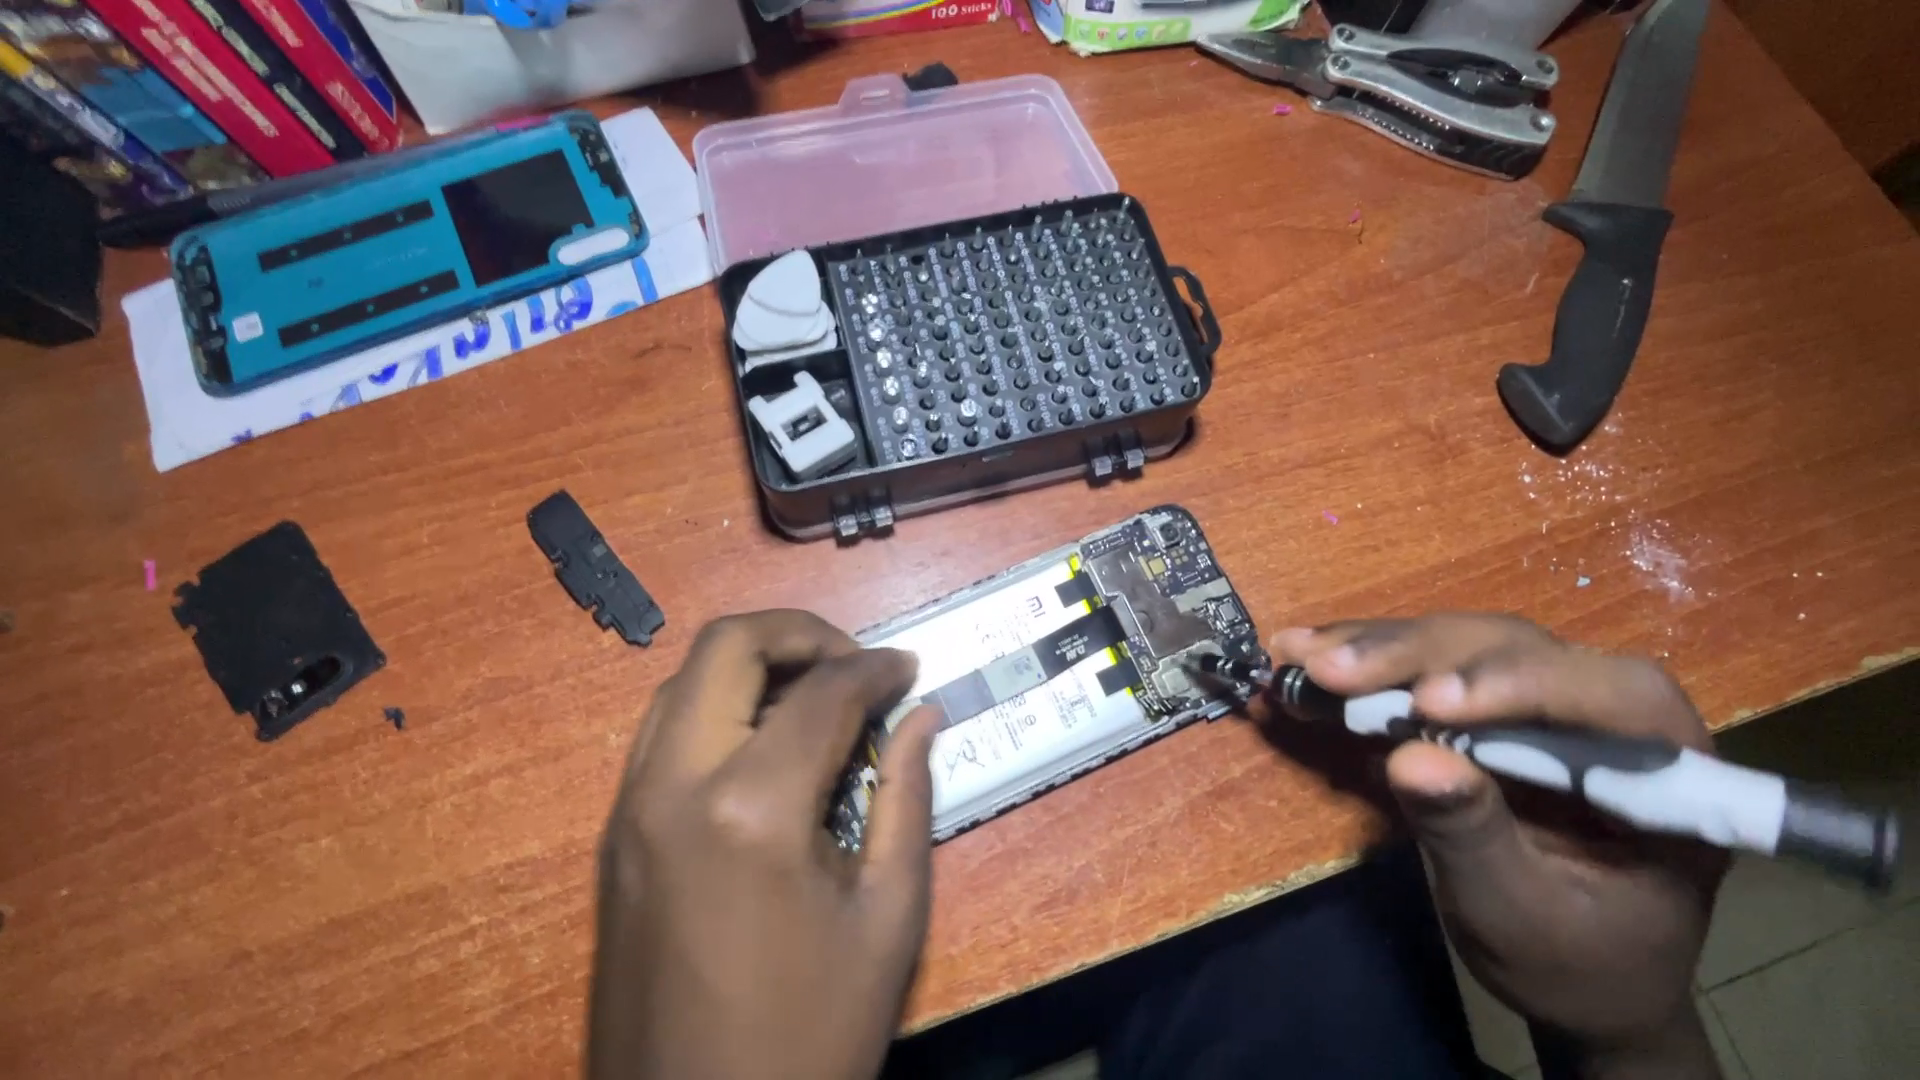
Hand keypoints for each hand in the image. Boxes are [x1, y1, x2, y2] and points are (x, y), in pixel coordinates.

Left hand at [587, 610, 941, 1079]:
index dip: (876, 669)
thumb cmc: (811, 1033)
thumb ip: (905, 797)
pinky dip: (716, 707)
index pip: (821, 692)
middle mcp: (673, 786)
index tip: (909, 671)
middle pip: (727, 646)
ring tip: (814, 698)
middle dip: (800, 633)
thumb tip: (923, 715)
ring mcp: (629, 809)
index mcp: (752, 809)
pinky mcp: (613, 837)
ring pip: (683, 680)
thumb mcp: (887, 918)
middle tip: (854, 666)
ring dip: (752, 666)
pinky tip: (763, 747)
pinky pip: (661, 733)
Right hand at [1270, 616, 1727, 1078]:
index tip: (1428, 703)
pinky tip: (1305, 655)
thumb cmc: (1572, 960)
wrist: (1573, 972)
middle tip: (1328, 668)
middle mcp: (1603, 713)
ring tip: (1297, 654)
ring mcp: (1536, 700)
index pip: (1605, 695)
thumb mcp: (1521, 916)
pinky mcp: (1481, 704)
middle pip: (1512, 648)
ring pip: (1460, 642)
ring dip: (1375, 647)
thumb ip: (1473, 837)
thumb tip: (1408, 758)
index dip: (1517, 683)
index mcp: (1662, 769)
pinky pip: (1420, 664)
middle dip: (1414, 655)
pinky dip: (1361, 659)